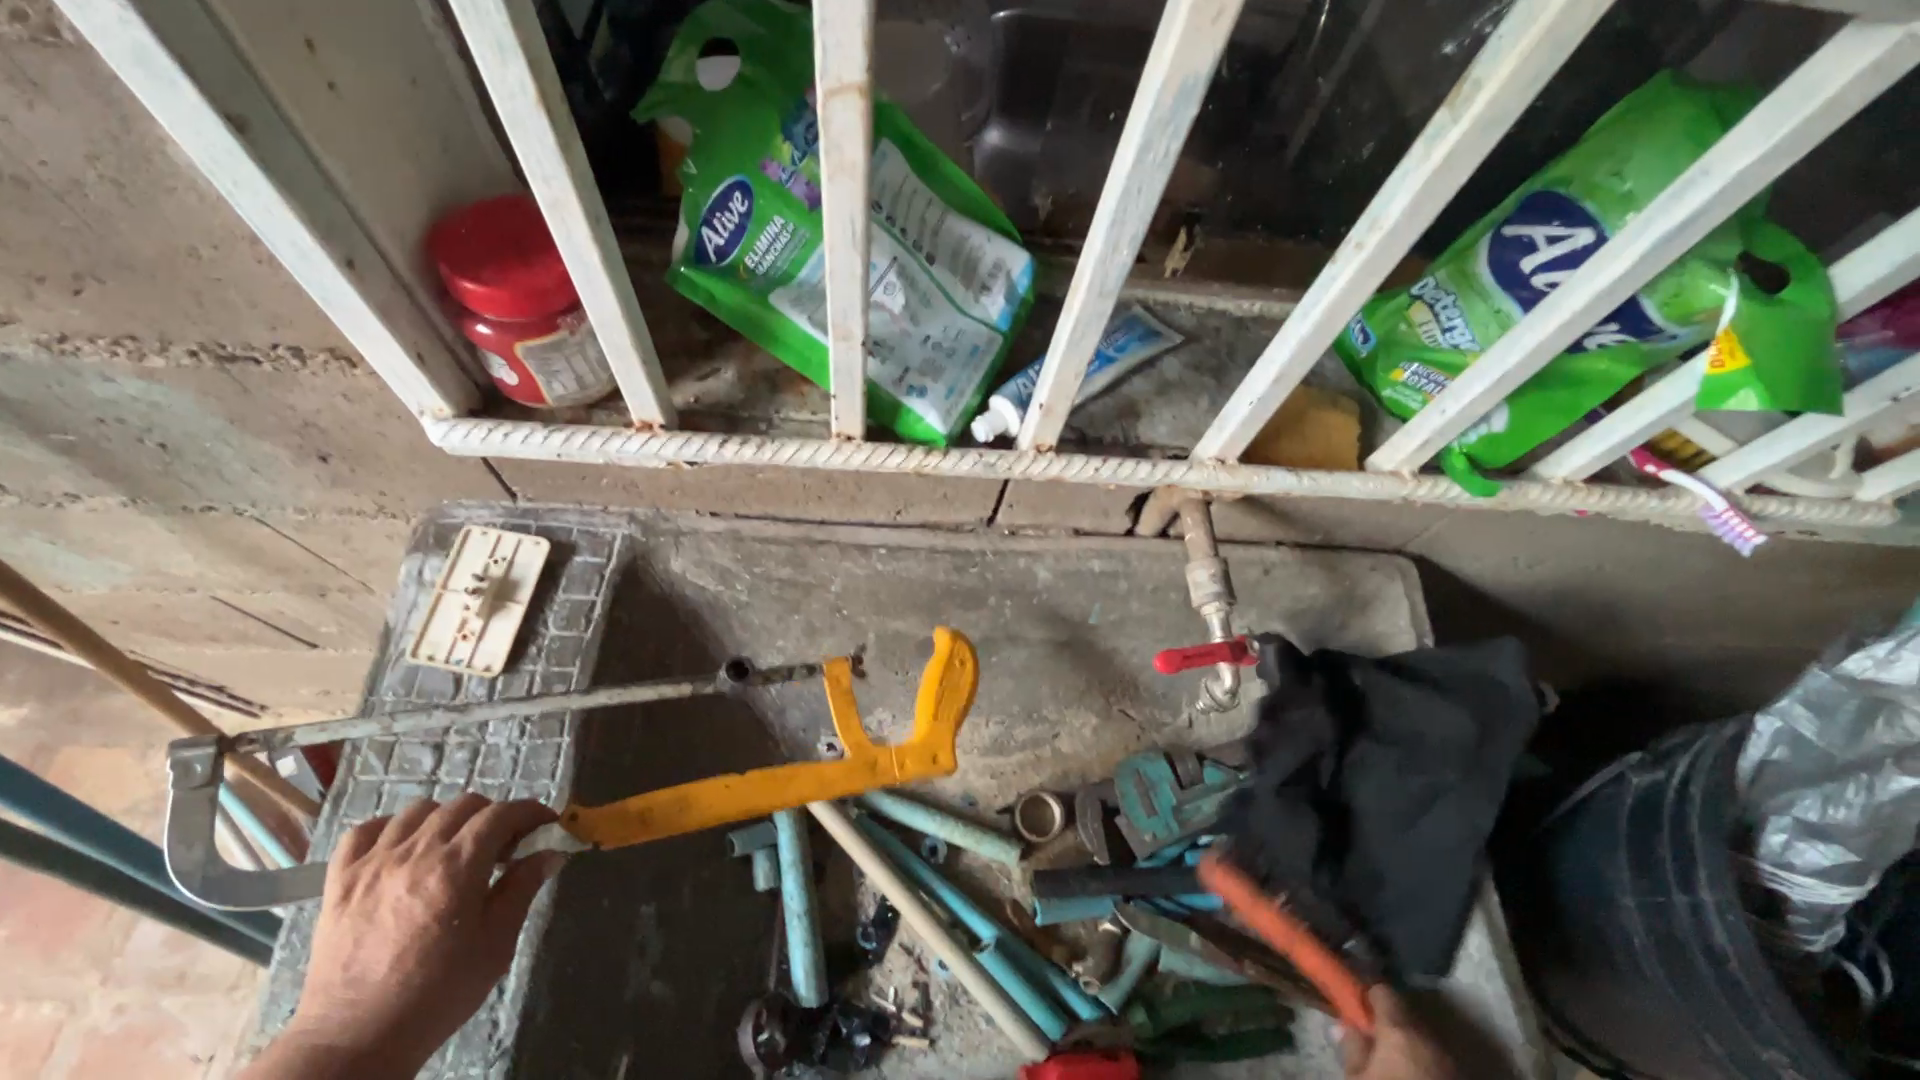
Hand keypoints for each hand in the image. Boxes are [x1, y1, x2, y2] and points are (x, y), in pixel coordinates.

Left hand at [244, 796, 565, 1078]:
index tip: (546, 824)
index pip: (502, 814)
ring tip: (454, 847)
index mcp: (457, 867)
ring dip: (446, 819)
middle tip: (504, 845)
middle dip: (493, 815)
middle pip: (463, 805)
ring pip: (417, 811)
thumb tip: (550, 852)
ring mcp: (372, 864)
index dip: (530, 811)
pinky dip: (391, 829)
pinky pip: (365, 831)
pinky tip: (403, 849)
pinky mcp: (340, 880)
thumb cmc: (438, 994)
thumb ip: (522, 889)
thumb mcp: (496, 945)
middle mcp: (414, 853)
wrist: (357, 1036)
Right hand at [1342, 986, 1455, 1079]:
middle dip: (1388, 1025)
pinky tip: (1412, 1079)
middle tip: (1369, 1041)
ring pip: (1425, 1044)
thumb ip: (1351, 1051)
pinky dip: (1424, 1067)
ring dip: (1408, 1048)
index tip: (1355, 1005)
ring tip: (1391, 1067)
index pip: (1384, 991)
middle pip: (1407, 1019)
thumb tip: (1346, 1028)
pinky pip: (1439, 1065)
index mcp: (1401, 1031)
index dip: (1367, 995)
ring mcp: (1453, 1066)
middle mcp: (1431, 1041)